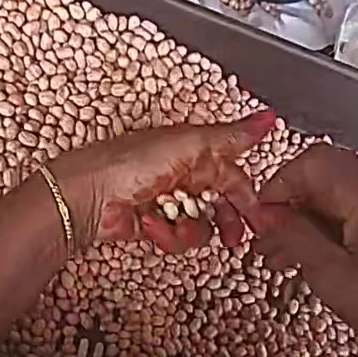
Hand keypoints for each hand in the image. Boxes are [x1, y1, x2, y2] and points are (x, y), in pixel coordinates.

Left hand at [47, 109, 275, 253]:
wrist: (88, 196)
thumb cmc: (130, 163)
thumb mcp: (188, 144)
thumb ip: (231, 137)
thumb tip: (269, 117)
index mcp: (194, 152)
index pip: (233, 176)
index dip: (247, 197)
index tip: (259, 218)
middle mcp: (184, 176)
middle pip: (220, 204)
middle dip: (226, 222)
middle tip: (233, 239)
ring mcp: (169, 202)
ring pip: (201, 226)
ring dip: (188, 229)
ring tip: (170, 222)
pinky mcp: (155, 225)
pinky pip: (176, 238)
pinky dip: (166, 235)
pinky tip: (150, 225)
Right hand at [221, 145, 357, 356]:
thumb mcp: (330, 275)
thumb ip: (293, 236)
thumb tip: (267, 216)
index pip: (312, 163)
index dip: (277, 186)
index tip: (260, 214)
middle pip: (327, 169)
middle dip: (294, 201)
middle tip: (270, 236)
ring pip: (343, 183)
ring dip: (313, 211)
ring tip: (291, 249)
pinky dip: (336, 215)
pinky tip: (320, 246)